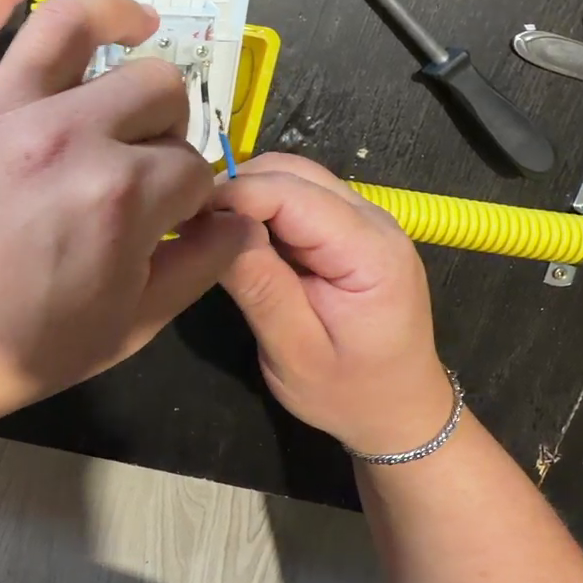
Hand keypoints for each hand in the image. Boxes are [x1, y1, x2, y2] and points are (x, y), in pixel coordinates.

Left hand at [0, 0, 254, 425]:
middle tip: (148, 155)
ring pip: (75, 25)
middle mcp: (68, 135)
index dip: (192, 192)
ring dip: (119, 14)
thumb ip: (201, 265)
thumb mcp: (133, 325)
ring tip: (139, 22)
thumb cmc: (30, 345)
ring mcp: (0, 112)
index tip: (174, 214)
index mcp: (122, 194)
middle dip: (168, 123)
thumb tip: (242, 216)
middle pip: (154, 88)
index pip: (191, 165)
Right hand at [212, 154, 452, 454]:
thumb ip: (260, 287)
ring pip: (291, 175)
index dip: (231, 196)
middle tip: (190, 227)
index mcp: (369, 251)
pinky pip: (296, 195)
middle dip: (234, 188)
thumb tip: (215, 225)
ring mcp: (363, 218)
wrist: (398, 411)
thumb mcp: (294, 353)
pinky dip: (258, 205)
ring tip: (208, 233)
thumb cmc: (347, 392)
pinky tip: (236, 237)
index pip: (290, 193)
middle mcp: (373, 219)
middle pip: (290, 172)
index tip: (184, 222)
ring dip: (244, 194)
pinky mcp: (347, 227)